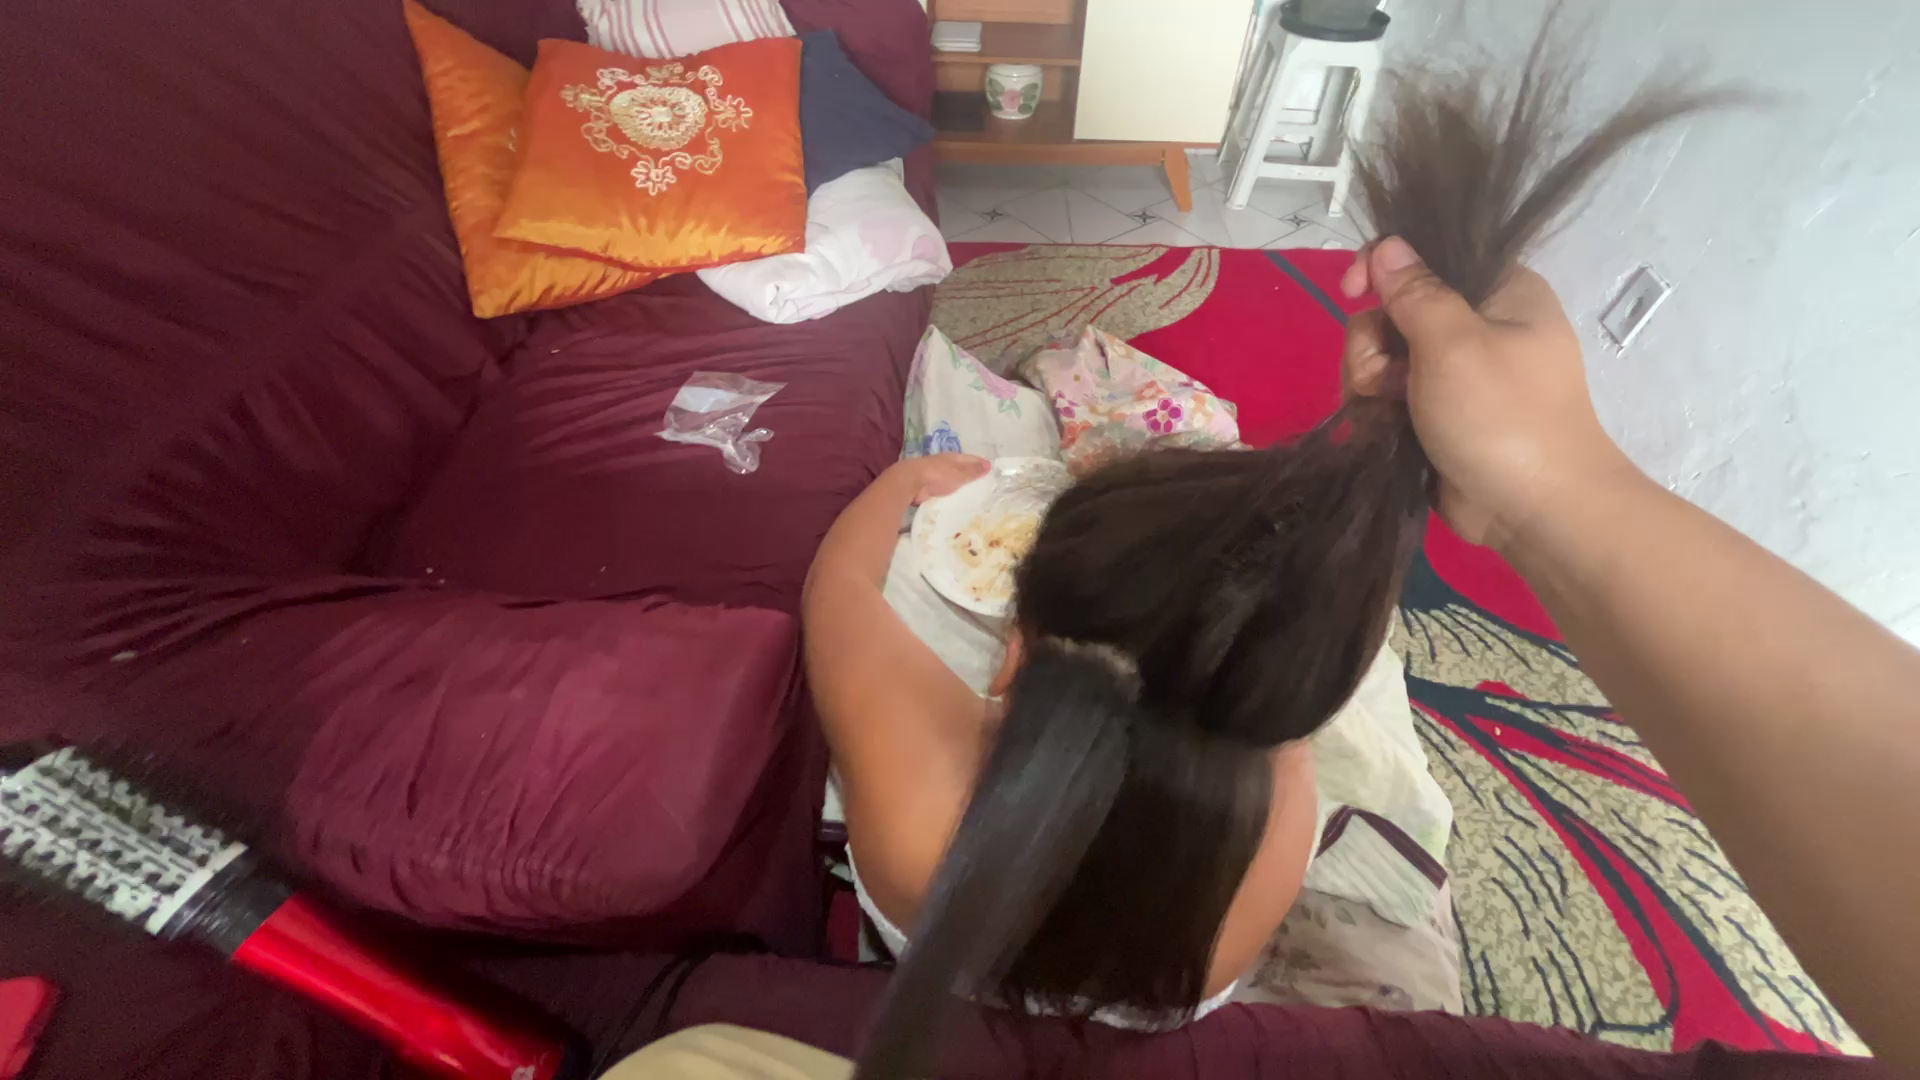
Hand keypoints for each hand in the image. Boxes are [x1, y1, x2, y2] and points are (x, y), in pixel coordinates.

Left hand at [903, 453, 989, 504]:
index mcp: (952, 457)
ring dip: (959, 484)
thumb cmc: (937, 475)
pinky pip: (943, 489)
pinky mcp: (927, 487)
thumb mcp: (958, 474)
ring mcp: (934, 475)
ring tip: (971, 493)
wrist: (910, 483)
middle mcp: (943, 464)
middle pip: (960, 468)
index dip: (980, 463)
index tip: (990, 469)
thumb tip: (989, 464)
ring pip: (951, 478)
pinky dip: (950, 492)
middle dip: (970, 473)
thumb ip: (973, 471)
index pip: (970, 458)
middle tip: (983, 483)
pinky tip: (955, 499)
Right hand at [1340, 237, 1640, 550]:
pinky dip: (1374, 408)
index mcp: (1496, 292)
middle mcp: (1472, 325)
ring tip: (1389, 410)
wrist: (1529, 505)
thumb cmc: (1501, 416)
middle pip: (1389, 311)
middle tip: (1386, 378)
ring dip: (1368, 382)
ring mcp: (1449, 371)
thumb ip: (1415, 292)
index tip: (1351, 291)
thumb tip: (1386, 244)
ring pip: (1378, 356)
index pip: (1424, 256)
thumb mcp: (1454, 344)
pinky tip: (1382, 427)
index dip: (1380, 267)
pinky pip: (1382, 393)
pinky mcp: (1429, 411)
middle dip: (1371, 344)